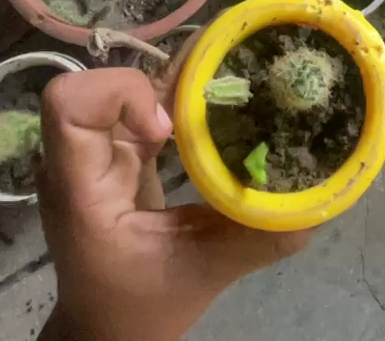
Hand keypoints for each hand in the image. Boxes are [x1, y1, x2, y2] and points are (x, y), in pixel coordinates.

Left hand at [37, 68, 309, 340]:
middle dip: (158, 77)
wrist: (106, 329)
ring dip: (176, 76)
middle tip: (212, 91)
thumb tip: (314, 212)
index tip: (165, 129)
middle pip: (97, 83)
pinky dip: (179, 88)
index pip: (70, 104)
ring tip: (228, 70)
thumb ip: (254, 240)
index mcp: (81, 187)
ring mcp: (95, 150)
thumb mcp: (201, 275)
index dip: (120, 95)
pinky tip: (218, 86)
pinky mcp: (116, 146)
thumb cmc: (140, 306)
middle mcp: (79, 158)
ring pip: (124, 83)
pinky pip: (142, 99)